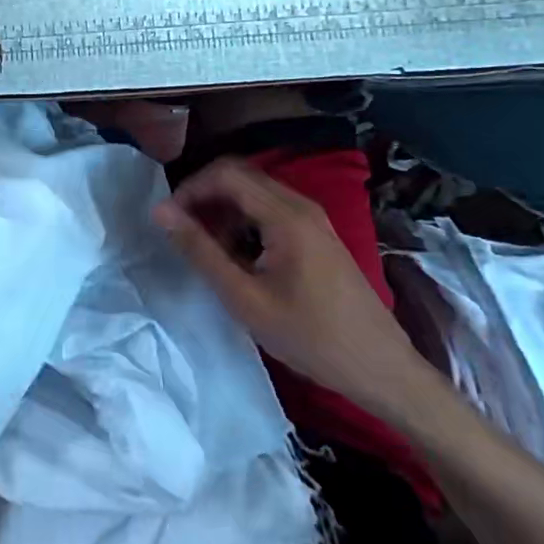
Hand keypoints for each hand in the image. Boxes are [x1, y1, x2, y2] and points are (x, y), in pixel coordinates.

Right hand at [153, 160, 422, 413]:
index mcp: (286, 215)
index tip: (169, 219)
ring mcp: (314, 219)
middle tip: (183, 232)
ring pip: (255, 193)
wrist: (382, 370)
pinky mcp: (319, 235)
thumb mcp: (244, 298)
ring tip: (207, 248)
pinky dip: (245, 221)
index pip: (225, 174)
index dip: (190, 188)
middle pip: (240, 177)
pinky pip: (271, 210)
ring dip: (224, 210)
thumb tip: (161, 211)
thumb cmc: (310, 337)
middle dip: (205, 197)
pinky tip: (238, 256)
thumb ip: (200, 250)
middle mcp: (302, 205)